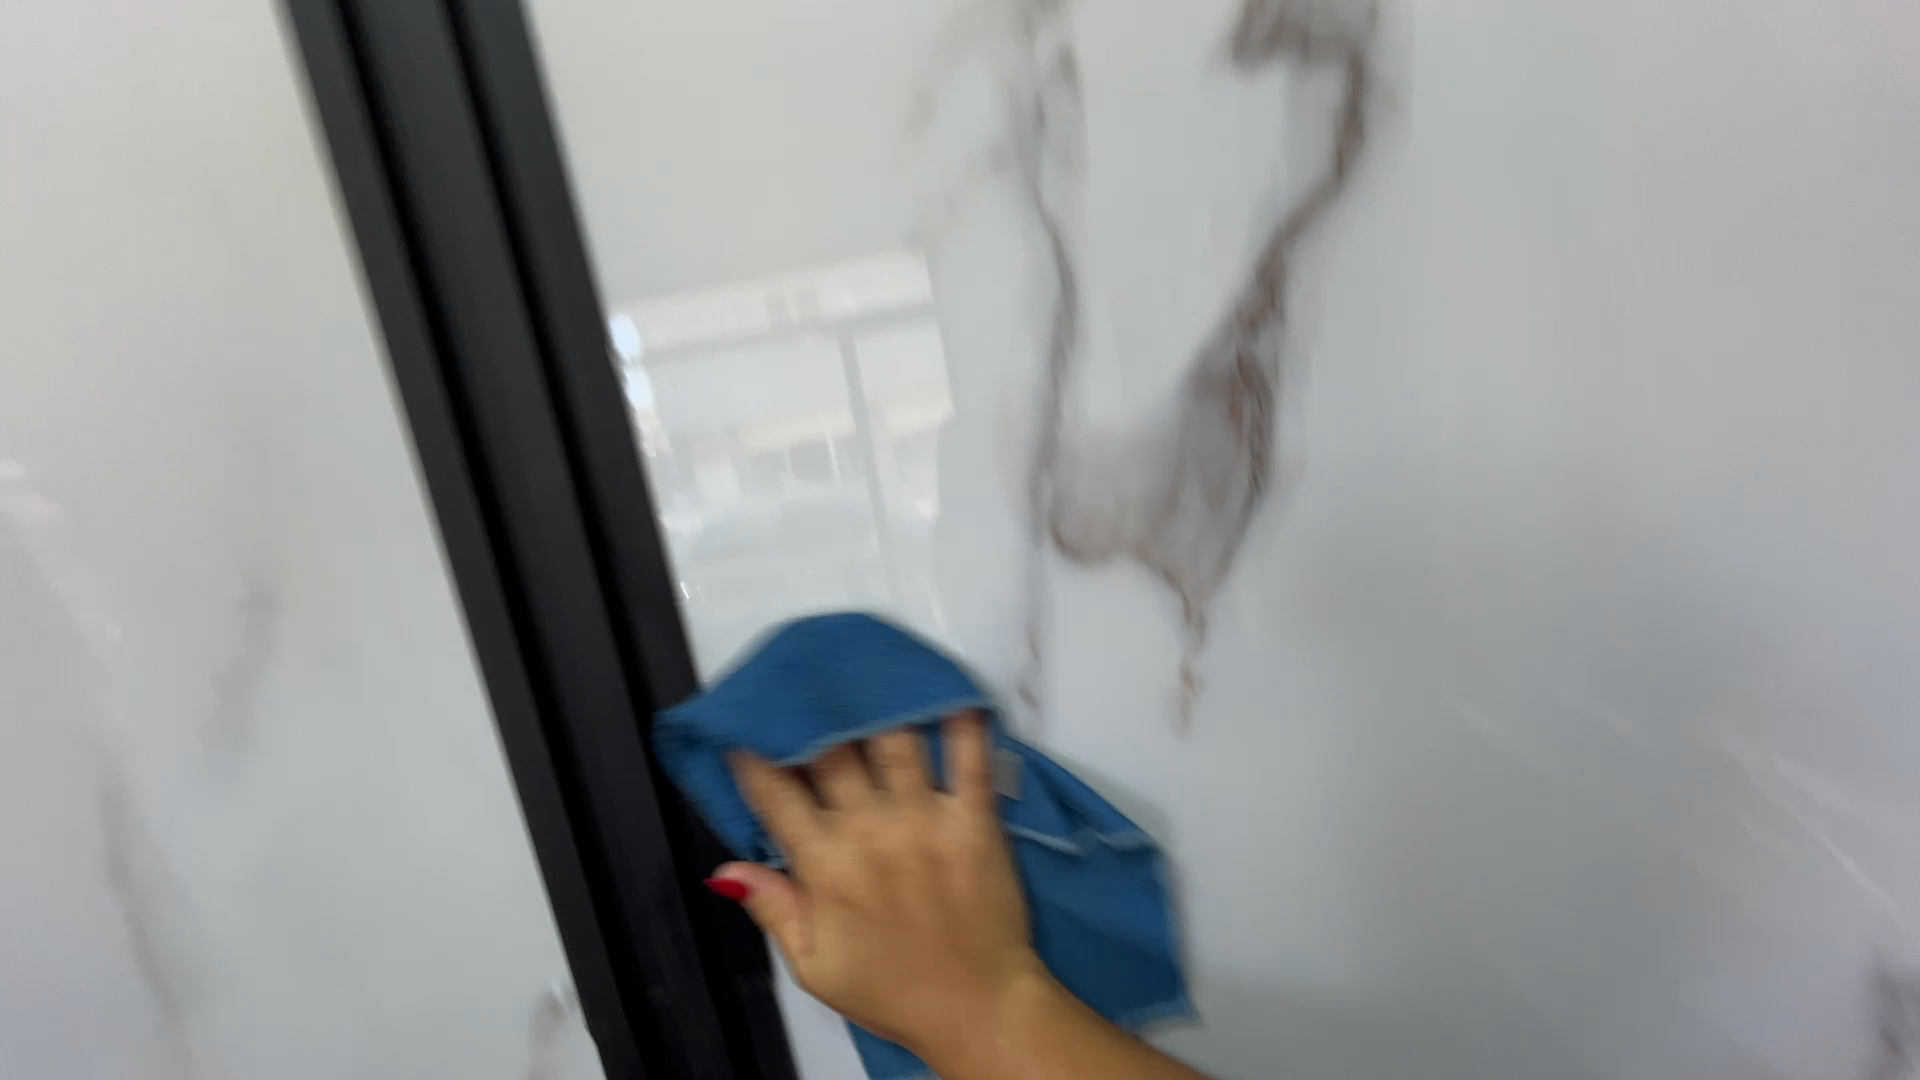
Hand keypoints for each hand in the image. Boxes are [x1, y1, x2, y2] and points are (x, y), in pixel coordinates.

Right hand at [710, 712, 1048, 1055]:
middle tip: (806, 681)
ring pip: (894, 742)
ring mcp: (925, 820)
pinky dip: (963, 721)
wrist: (977, 1007)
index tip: (743, 722)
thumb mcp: (815, 966)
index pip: (775, 794)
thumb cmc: (892, 986)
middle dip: (813, 713)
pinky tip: (952, 689)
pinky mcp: (975, 819)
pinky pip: (970, 759)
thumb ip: (773, 909)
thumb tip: (724, 867)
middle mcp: (870, 831)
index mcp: (826, 867)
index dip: (753, 753)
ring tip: (865, 670)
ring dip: (878, 702)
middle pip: (831, 752)